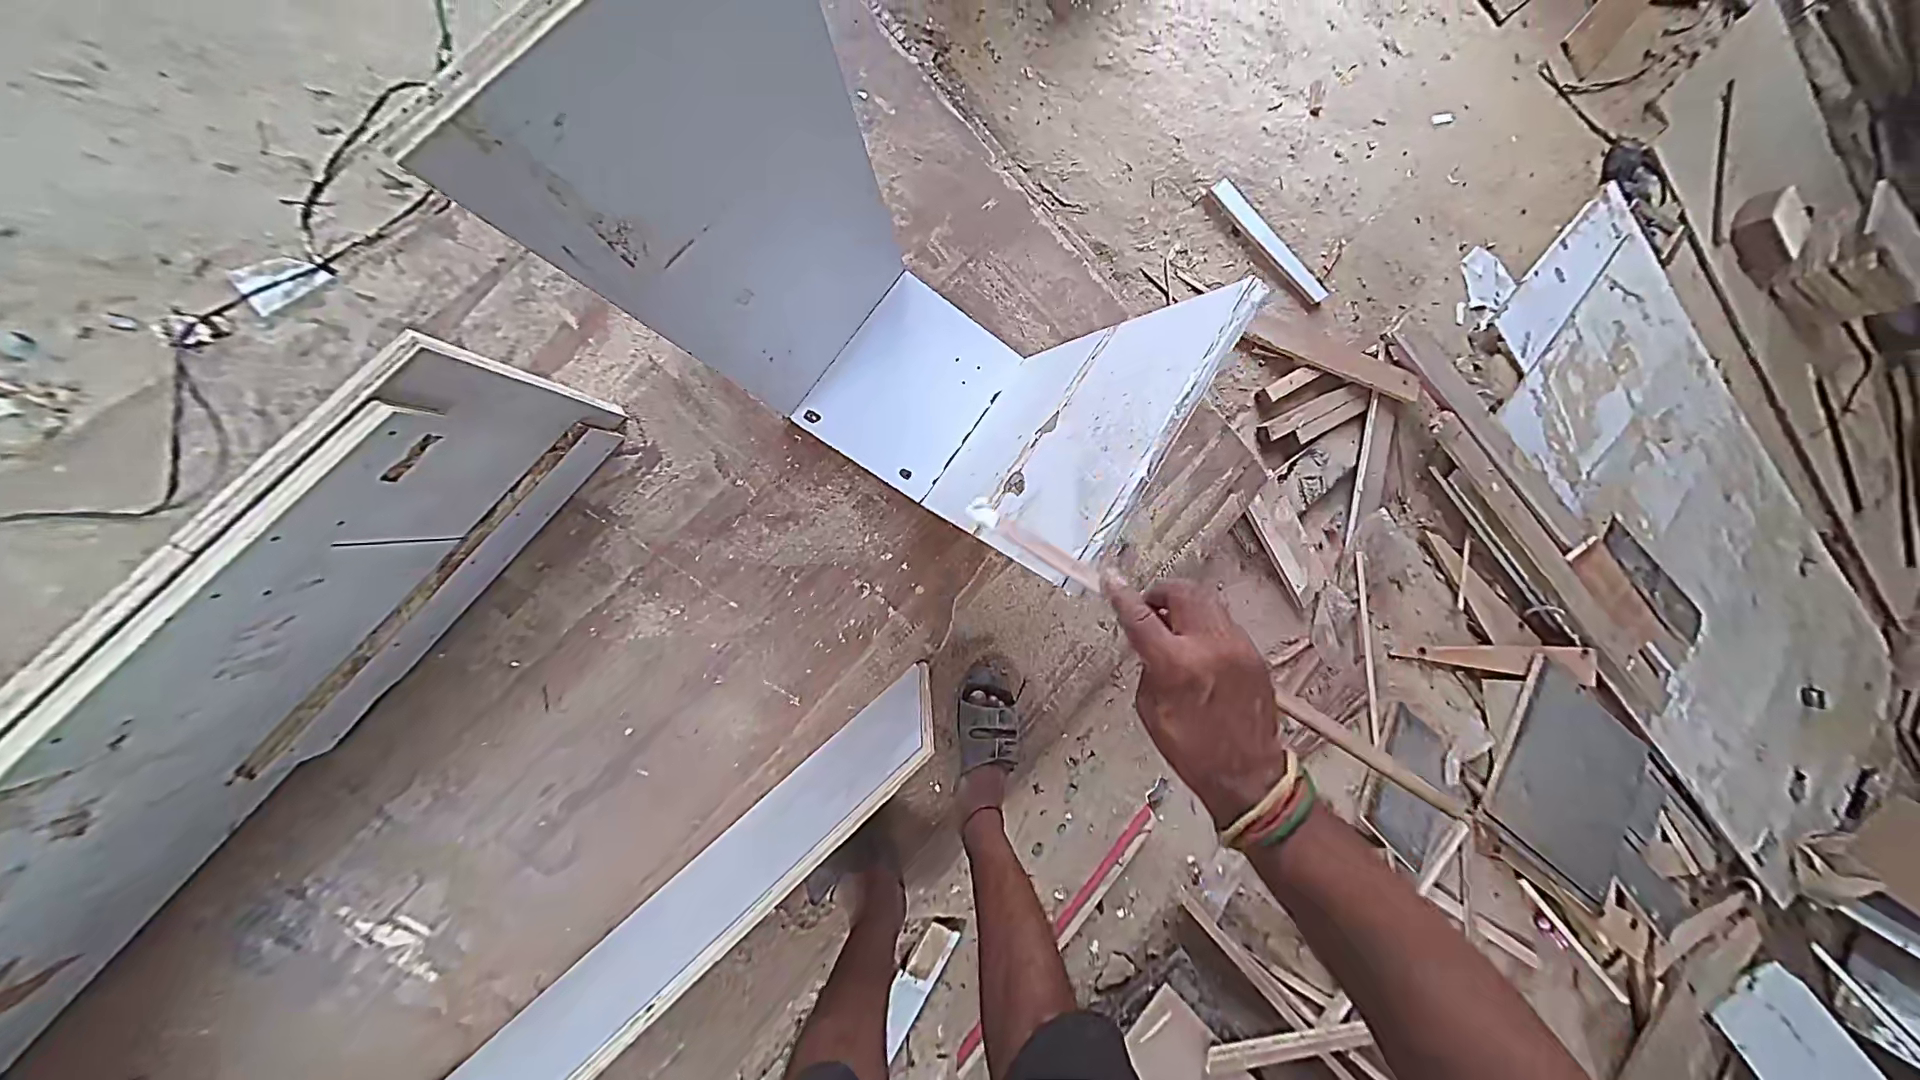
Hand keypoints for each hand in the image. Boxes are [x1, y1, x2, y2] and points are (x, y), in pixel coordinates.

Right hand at [1103, 574, 1289, 826]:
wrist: (1247, 775)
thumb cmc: (1194, 750)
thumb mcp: (1150, 708)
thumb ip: (1147, 665)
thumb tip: (1148, 640)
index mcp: (1177, 665)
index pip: (1141, 617)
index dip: (1121, 595)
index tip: (1111, 581)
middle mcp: (1210, 648)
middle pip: (1181, 592)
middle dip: (1160, 594)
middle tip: (1149, 608)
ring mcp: (1237, 648)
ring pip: (1207, 601)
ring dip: (1184, 606)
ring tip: (1173, 627)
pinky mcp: (1254, 654)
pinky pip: (1224, 622)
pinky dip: (1205, 624)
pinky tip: (1197, 646)